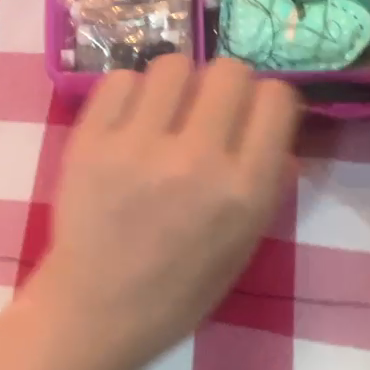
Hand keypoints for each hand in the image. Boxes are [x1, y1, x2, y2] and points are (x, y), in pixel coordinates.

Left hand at [29, 55, 302, 369]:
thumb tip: (279, 131)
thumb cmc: (179, 287)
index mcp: (244, 190)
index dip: (265, 101)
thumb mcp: (243, 245)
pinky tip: (127, 122)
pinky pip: (120, 79)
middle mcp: (196, 158)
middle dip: (224, 85)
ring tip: (162, 114)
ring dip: (174, 84)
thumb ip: (268, 183)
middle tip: (205, 110)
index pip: (276, 98)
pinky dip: (129, 94)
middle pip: (228, 70)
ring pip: (172, 64)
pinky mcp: (89, 139)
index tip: (250, 114)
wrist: (98, 306)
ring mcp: (137, 145)